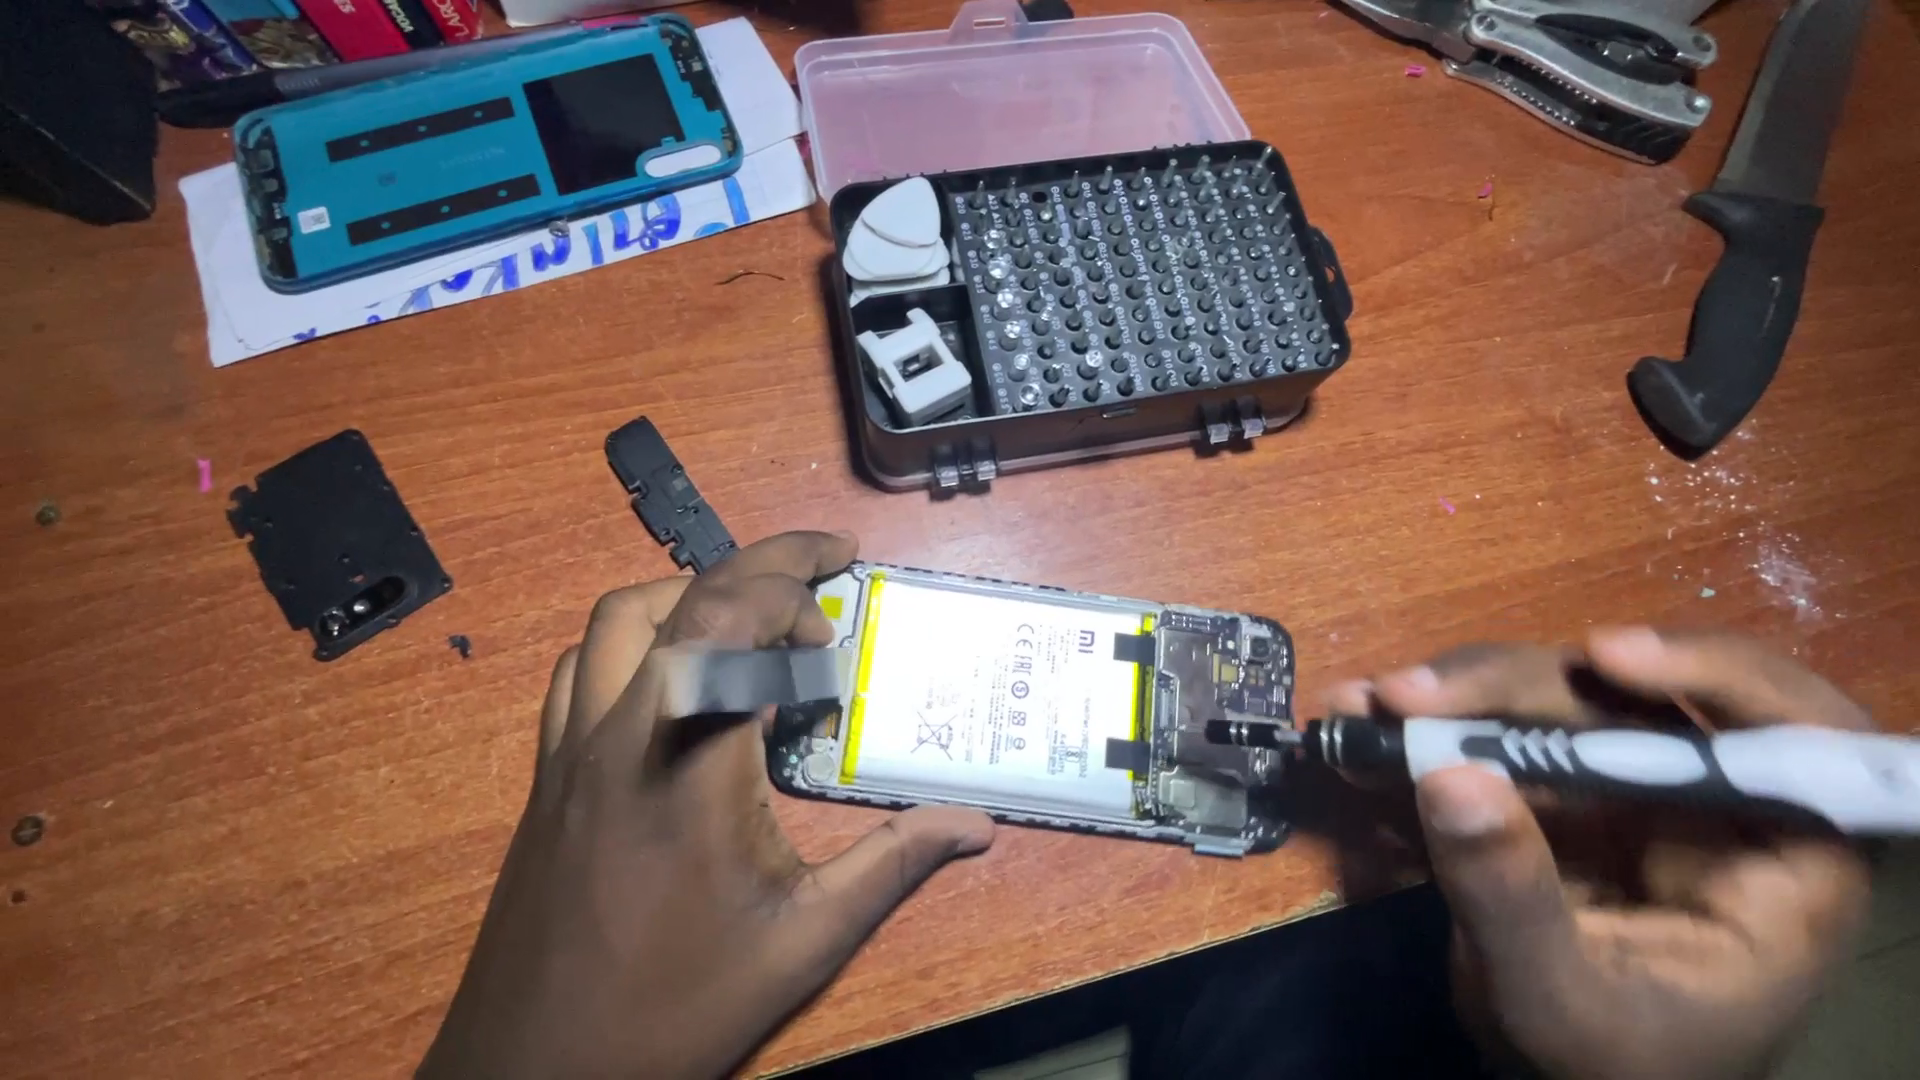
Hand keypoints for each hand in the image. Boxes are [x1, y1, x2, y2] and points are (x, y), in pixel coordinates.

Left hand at [420, 531, 994, 1079]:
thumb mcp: (804, 940)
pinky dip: (640, 639)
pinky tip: (680, 677)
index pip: (733, 619)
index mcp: (693, 759)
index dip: (793, 581)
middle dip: (762, 566)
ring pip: (619, 618)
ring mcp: (574, 747)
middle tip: (822, 578)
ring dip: (693, 594)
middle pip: (684, 598)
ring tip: (753, 620)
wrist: (534, 1074)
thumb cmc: (675, 1006)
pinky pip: (583, 666)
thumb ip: (892, 864)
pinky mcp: (550, 771)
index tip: (843, 593)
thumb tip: (978, 827)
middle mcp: (625, 730)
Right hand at [1331, 628, 1871, 1079]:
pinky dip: (1411, 725)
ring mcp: (1604, 787)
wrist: (1549, 1077)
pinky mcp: (1532, 788)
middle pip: (1619, 699)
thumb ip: (1511, 897)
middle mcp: (1690, 800)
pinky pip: (1475, 735)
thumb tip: (1449, 774)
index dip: (1716, 674)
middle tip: (1403, 694)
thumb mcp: (1555, 997)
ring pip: (1535, 701)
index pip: (1797, 738)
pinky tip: (1354, 721)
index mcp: (1766, 858)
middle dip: (1504, 685)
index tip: (1604, 655)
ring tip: (1360, 703)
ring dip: (1443, 695)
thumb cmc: (1600, 1062)